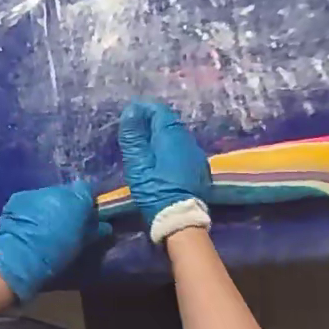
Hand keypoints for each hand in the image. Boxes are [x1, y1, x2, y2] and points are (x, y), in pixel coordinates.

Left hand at [0, 180, 109, 301]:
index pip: (88, 190)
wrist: (20, 256)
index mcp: (77, 200)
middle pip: (66, 193)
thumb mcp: (81, 243)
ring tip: (44, 226)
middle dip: (67, 205)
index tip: (86, 216)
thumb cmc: (57, 253)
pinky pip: (29, 202)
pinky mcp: (17, 198)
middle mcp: (56, 190)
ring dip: (48, 207)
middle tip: (64, 223)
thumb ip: (93, 230)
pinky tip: (28, 226)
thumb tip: (104, 226)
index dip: (87, 202)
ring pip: (47, 197)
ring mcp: (35, 192)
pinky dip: (31, 211)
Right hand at [117, 101, 212, 241]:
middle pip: (169, 122)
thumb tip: (131, 111)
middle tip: (133, 131)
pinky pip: (182, 149)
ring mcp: (196, 155)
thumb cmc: (154, 190)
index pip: (159, 111)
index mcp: (172, 137)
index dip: (143, 109)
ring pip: (177, 136)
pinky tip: (159, 159)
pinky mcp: (198, 168)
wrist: (180, 219)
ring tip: (144, 145)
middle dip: (151, 122)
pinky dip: (169, 147)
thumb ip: (134, 137)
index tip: (129, 115)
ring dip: (160, 135)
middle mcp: (188, 141)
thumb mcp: (137, 164)